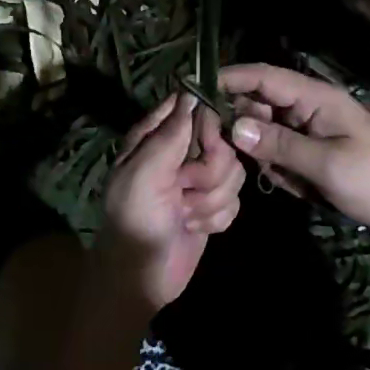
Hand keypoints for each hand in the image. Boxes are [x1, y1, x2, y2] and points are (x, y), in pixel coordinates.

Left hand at [95, 93, 244, 312]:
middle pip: (223, 144)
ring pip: (234, 173)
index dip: (208, 123)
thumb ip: (170, 134)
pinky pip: (236, 201)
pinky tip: (194, 228)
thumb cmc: (134, 220)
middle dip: (209, 174)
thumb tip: (190, 92)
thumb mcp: (143, 174)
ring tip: (184, 214)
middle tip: (184, 188)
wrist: (139, 278)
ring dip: (210, 201)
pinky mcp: (213, 206)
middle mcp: (180, 154)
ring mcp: (199, 181)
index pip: (193, 107)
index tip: (207, 143)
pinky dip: (216, 219)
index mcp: (156, 138)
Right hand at [218, 63, 369, 245]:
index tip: (192, 91)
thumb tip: (232, 125)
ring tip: (288, 180)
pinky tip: (300, 189)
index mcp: (315, 97)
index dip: (228, 78)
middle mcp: (309, 107)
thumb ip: (277, 144)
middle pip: (258, 103)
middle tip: (225, 155)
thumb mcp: (325, 164)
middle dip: (242, 127)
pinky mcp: (316, 153)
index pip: (262, 75)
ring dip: (265, 156)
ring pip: (267, 133)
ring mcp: (312, 131)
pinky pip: (283, 155)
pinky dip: (282, 171)